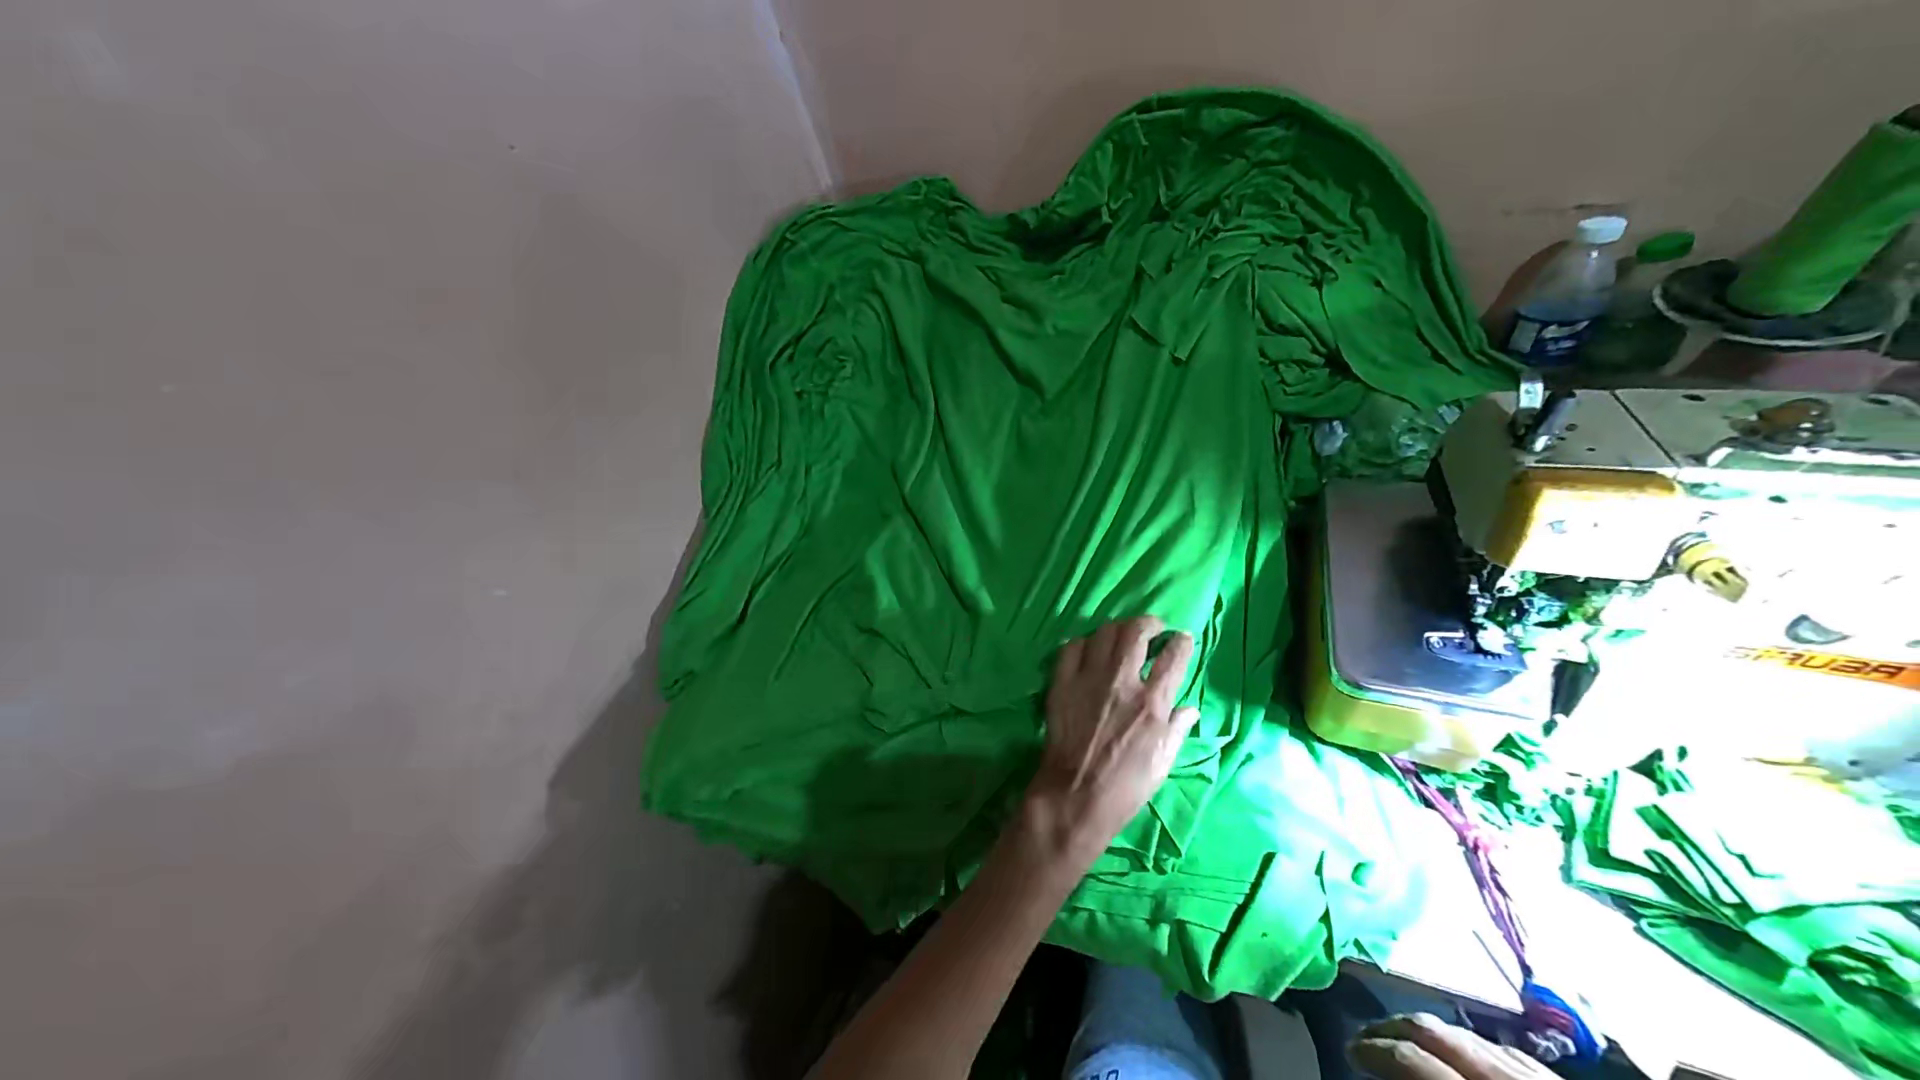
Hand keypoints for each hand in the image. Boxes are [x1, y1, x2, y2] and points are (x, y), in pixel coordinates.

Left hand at [1021, 616, 1198, 863]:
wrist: (1075, 796)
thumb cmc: (1126, 786)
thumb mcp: (1163, 761)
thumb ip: (1177, 728)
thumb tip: (1190, 708)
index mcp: (1152, 703)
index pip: (1173, 658)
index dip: (1181, 642)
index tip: (1182, 638)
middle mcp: (1121, 683)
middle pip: (1135, 633)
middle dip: (1148, 623)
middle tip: (1152, 627)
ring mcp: (1088, 680)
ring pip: (1104, 633)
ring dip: (1118, 629)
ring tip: (1122, 635)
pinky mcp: (1062, 684)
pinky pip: (1071, 648)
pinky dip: (1083, 643)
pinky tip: (1089, 649)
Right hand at [1350, 1014, 1555, 1079]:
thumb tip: (1389, 1079)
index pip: (1417, 1062)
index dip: (1375, 1051)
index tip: (1350, 1052)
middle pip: (1437, 1033)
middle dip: (1392, 1029)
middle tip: (1365, 1037)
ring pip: (1467, 1033)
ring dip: (1426, 1032)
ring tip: (1401, 1039)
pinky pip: (1504, 1049)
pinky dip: (1468, 1044)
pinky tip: (1457, 1053)